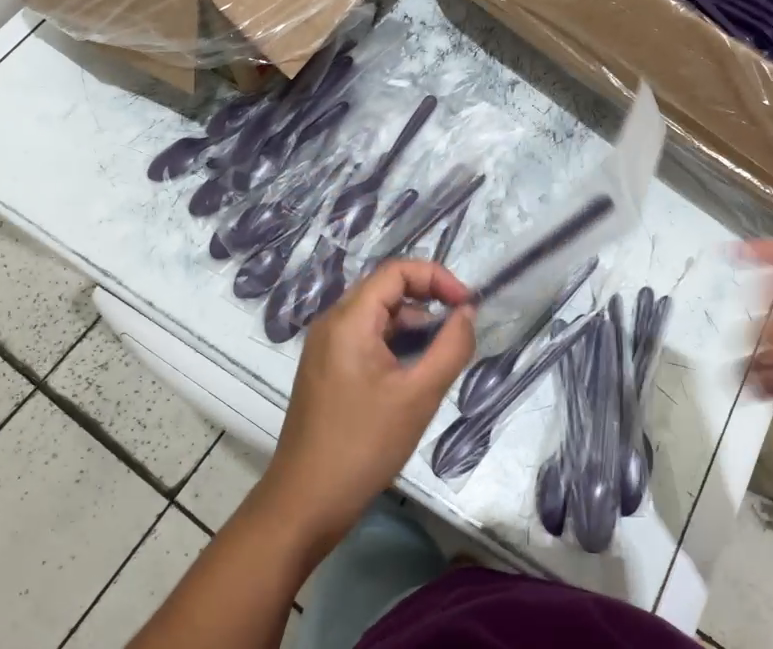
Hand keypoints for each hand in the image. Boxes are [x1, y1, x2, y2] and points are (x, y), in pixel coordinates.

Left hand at [258, 260, 475, 548]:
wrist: (305, 501)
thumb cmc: (364, 445)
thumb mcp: (419, 396)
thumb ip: (450, 348)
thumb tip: (467, 313)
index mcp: (348, 320)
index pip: (396, 271)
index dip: (437, 277)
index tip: (468, 304)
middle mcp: (332, 324)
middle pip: (385, 290)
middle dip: (428, 300)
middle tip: (461, 329)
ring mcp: (325, 348)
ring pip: (377, 317)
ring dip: (413, 325)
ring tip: (444, 356)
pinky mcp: (326, 371)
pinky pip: (366, 340)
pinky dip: (396, 345)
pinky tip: (416, 375)